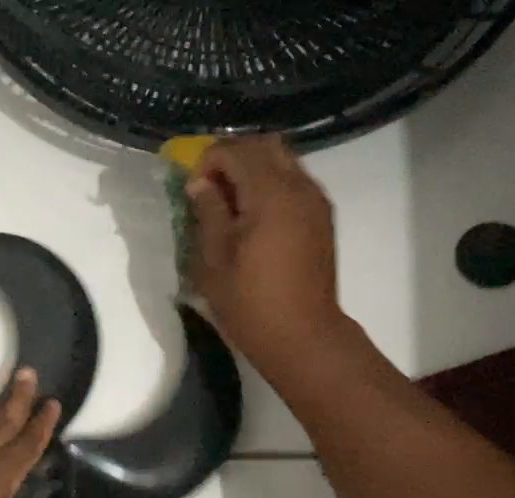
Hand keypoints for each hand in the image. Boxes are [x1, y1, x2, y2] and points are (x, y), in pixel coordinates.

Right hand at [186, 136, 349, 365]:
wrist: (302, 334)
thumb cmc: (250, 303)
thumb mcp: (214, 261)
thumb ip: (207, 214)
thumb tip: (200, 185)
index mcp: (270, 194)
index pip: (236, 151)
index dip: (208, 161)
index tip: (192, 189)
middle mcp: (298, 185)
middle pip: (265, 146)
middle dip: (233, 157)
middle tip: (210, 188)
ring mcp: (315, 199)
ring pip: (283, 160)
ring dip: (253, 170)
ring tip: (229, 205)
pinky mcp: (321, 216)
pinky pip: (294, 181)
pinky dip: (271, 185)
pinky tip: (253, 218)